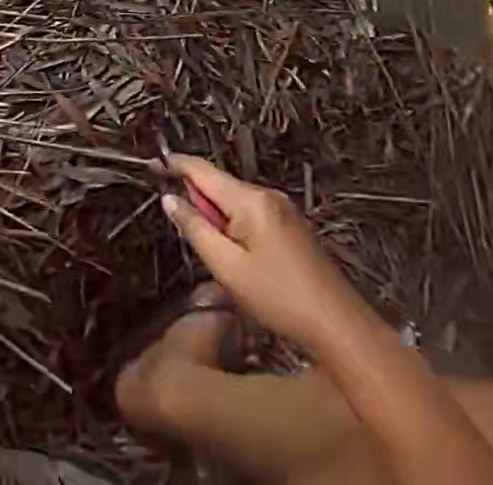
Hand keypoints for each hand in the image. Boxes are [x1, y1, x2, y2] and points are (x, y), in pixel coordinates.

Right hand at [161, 154, 376, 350]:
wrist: (341, 328)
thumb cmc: (279, 298)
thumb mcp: (226, 266)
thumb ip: (194, 228)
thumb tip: (170, 199)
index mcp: (250, 200)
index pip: (202, 170)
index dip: (174, 164)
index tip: (151, 165)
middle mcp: (268, 196)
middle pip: (218, 185)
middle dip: (197, 201)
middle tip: (188, 234)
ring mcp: (283, 210)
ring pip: (234, 201)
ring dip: (216, 217)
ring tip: (217, 256)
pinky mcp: (291, 227)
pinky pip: (251, 214)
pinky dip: (233, 225)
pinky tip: (237, 257)